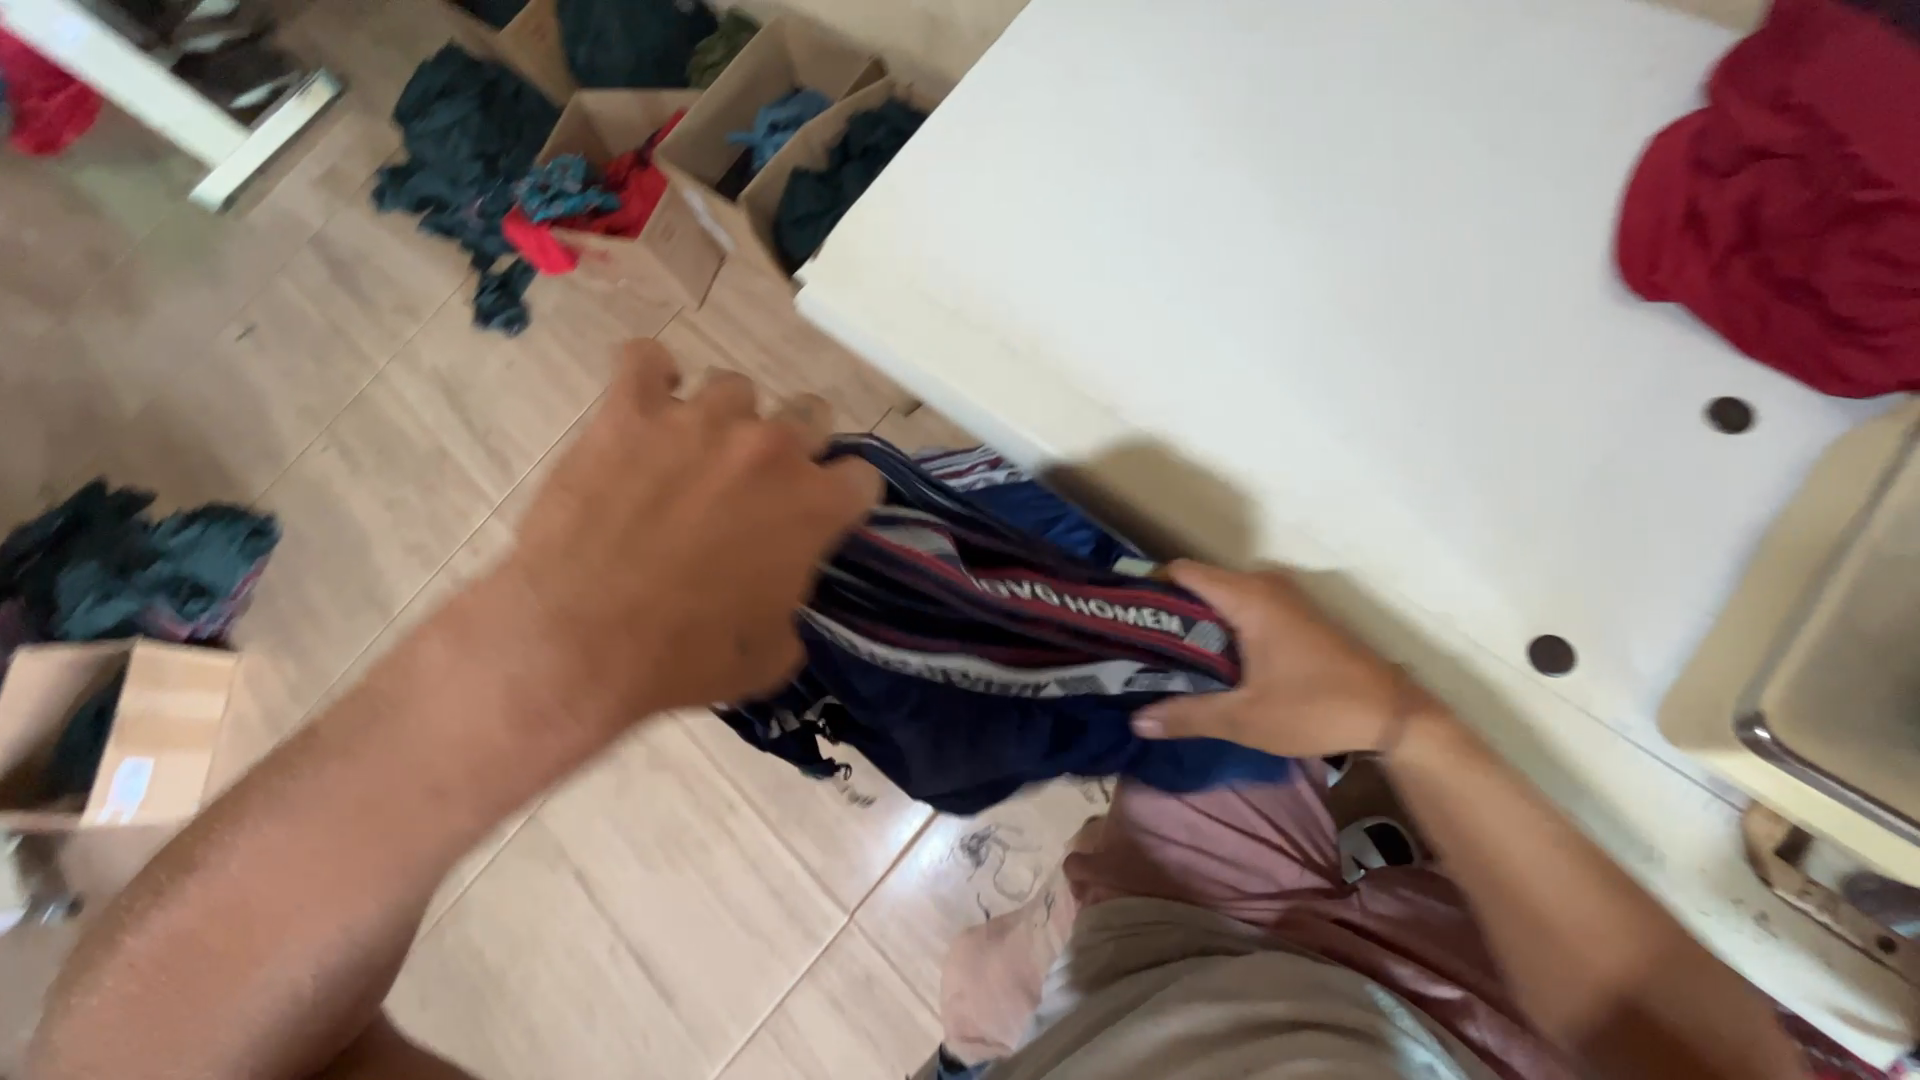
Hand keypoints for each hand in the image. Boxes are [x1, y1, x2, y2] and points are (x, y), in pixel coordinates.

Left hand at [491, 340, 880, 726]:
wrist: (581, 641)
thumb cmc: (685, 656)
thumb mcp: (770, 653)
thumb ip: (793, 605)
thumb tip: (781, 593)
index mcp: (814, 505)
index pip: (861, 476)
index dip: (844, 499)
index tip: (823, 517)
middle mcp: (769, 448)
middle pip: (811, 416)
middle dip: (797, 449)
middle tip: (761, 486)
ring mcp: (698, 420)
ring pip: (736, 387)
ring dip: (727, 418)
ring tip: (698, 451)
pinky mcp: (629, 412)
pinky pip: (646, 359)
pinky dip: (651, 373)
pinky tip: (648, 400)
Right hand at [1131, 561, 1429, 757]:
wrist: (1395, 717)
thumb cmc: (1317, 708)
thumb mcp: (1245, 719)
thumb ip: (1187, 715)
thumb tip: (1136, 722)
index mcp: (1248, 597)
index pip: (1182, 572)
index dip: (1149, 589)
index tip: (1125, 618)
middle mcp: (1264, 586)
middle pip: (1199, 586)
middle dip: (1168, 614)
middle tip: (1137, 647)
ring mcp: (1285, 599)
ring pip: (1223, 600)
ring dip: (1196, 625)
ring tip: (1164, 658)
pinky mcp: (1297, 618)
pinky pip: (1244, 610)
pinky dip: (1222, 630)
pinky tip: (1209, 664)